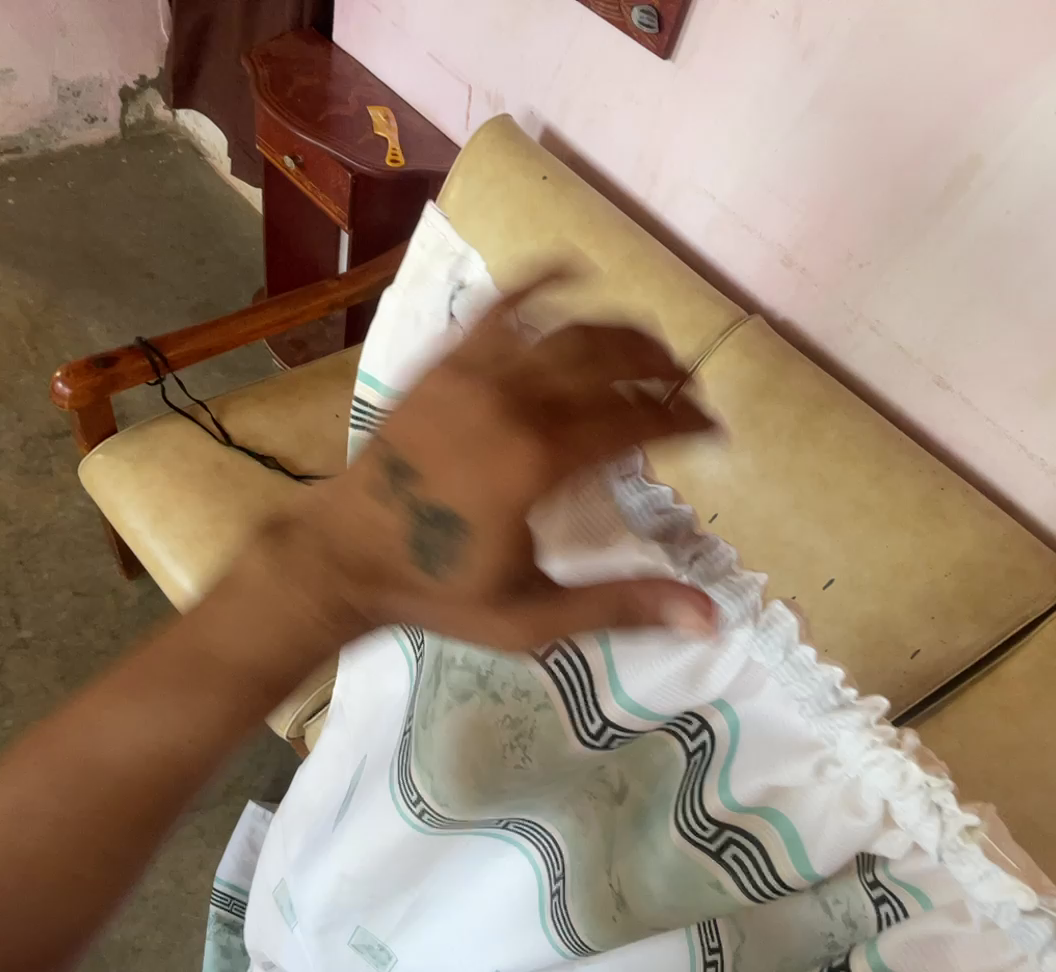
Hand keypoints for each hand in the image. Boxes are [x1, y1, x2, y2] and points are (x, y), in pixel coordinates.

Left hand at [259, 287, 719, 651]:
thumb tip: (709, 616)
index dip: (684, 421)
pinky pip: (495, 308)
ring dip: (617, 329)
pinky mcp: (440, 366)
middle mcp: (511, 403)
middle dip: (661, 366)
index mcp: (539, 462)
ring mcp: (471, 376)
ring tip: (647, 343)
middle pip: (609, 359)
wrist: (343, 556)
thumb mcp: (533, 617)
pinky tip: (570, 271)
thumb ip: (620, 606)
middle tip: (687, 384)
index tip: (713, 429)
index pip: (636, 421)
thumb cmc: (438, 589)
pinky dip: (537, 282)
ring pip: (563, 327)